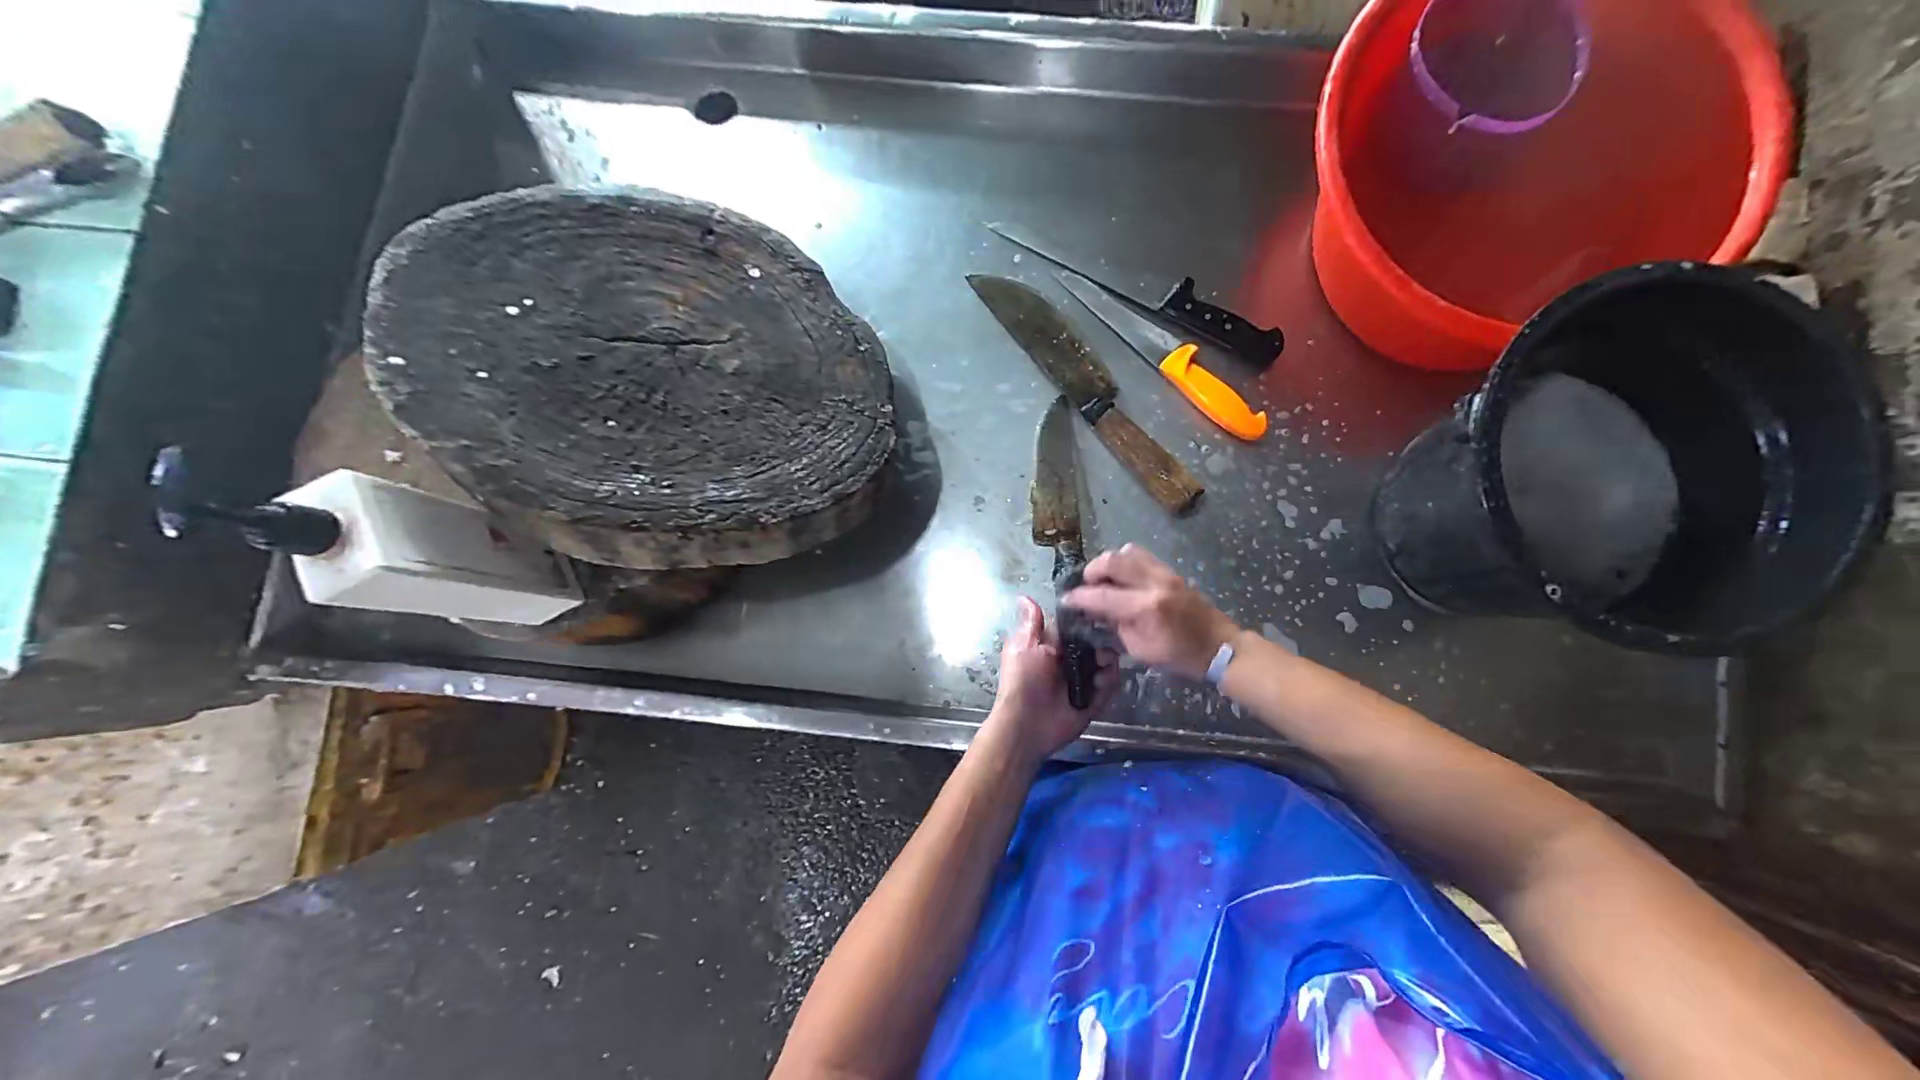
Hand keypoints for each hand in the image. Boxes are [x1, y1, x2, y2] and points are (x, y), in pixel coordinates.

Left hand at [977, 596, 1118, 768]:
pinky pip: (1109, 688)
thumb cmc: (1021, 682)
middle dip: (1103, 644)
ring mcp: (1081, 683)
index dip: (1088, 622)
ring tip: (1101, 667)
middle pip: (1096, 646)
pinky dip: (1109, 683)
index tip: (1101, 616)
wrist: (1025, 725)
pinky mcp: (1092, 702)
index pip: (1077, 629)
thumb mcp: (1023, 646)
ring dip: (1107, 664)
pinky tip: (1100, 683)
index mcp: (1052, 647)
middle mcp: (1068, 663)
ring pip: (1106, 665)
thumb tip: (1025, 596)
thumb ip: (1032, 623)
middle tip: (1101, 650)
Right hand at [1063, 544, 1240, 679]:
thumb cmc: (1180, 656)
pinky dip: (1125, 563)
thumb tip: (1098, 612)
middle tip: (1086, 587)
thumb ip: (1116, 626)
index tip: (1066, 600)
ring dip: (1109, 564)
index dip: (1079, 597)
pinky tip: (1123, 580)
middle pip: (1111, 561)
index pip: (1101, 595)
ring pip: (1126, 551)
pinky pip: (1141, 556)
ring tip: (1105, 581)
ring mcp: (1164, 572)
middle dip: (1091, 572)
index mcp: (1146, 607)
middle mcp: (1154, 582)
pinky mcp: (1171, 570)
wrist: (1220, 647)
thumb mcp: (1140, 650)